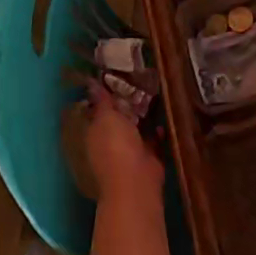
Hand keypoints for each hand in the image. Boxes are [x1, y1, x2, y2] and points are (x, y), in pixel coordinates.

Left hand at [84, 82, 163, 196]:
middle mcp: (110, 143)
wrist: (136, 179)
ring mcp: (129, 151)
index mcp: (95, 134)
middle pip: (118, 119)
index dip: (106, 95)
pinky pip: (154, 140)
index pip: (98, 112)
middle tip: (141, 80)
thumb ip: (102, 101)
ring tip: (155, 93)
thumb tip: (92, 84)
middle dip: (128, 103)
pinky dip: (158, 130)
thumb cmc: (116, 145)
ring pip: (136, 129)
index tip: (118, 75)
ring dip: (144, 116)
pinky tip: (163, 116)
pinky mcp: (148, 157)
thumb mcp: (106, 117)